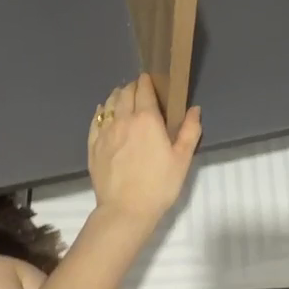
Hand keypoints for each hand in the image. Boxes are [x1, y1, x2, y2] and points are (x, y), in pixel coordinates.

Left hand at [87, 75, 202, 225]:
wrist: (125, 209)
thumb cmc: (159, 184)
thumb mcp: (182, 159)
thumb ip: (190, 131)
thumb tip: (194, 109)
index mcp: (147, 119)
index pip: (144, 91)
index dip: (146, 82)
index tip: (149, 78)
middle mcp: (123, 120)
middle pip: (125, 94)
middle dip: (132, 86)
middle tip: (138, 87)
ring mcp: (105, 132)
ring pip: (109, 104)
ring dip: (116, 96)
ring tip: (121, 94)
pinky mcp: (93, 146)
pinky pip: (95, 121)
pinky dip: (101, 111)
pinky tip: (103, 111)